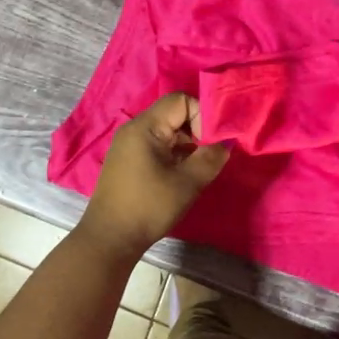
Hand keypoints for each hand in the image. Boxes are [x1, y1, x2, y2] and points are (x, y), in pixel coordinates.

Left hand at [76, 93, 229, 256]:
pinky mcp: (128, 160)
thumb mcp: (187, 183)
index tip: (214, 142)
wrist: (110, 238)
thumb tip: (227, 142)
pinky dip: (174, 153)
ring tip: (200, 167)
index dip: (203, 115)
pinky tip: (183, 174)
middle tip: (211, 155)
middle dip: (198, 130)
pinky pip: (157, 145)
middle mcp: (134, 129)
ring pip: (167, 130)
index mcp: (145, 127)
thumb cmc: (149, 207)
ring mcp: (129, 144)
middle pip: (174, 113)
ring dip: (187, 144)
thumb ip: (211, 157)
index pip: (181, 100)